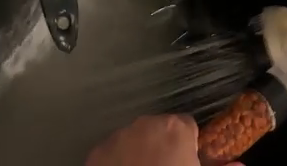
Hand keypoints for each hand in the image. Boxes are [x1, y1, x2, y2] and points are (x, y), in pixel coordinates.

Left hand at [85, 114, 204, 165]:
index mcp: (176, 129)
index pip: (189, 126)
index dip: (190, 147)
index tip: (189, 164)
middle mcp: (146, 124)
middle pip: (162, 131)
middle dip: (166, 149)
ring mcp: (118, 135)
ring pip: (136, 140)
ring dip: (142, 154)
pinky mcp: (96, 152)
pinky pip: (115, 152)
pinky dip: (120, 163)